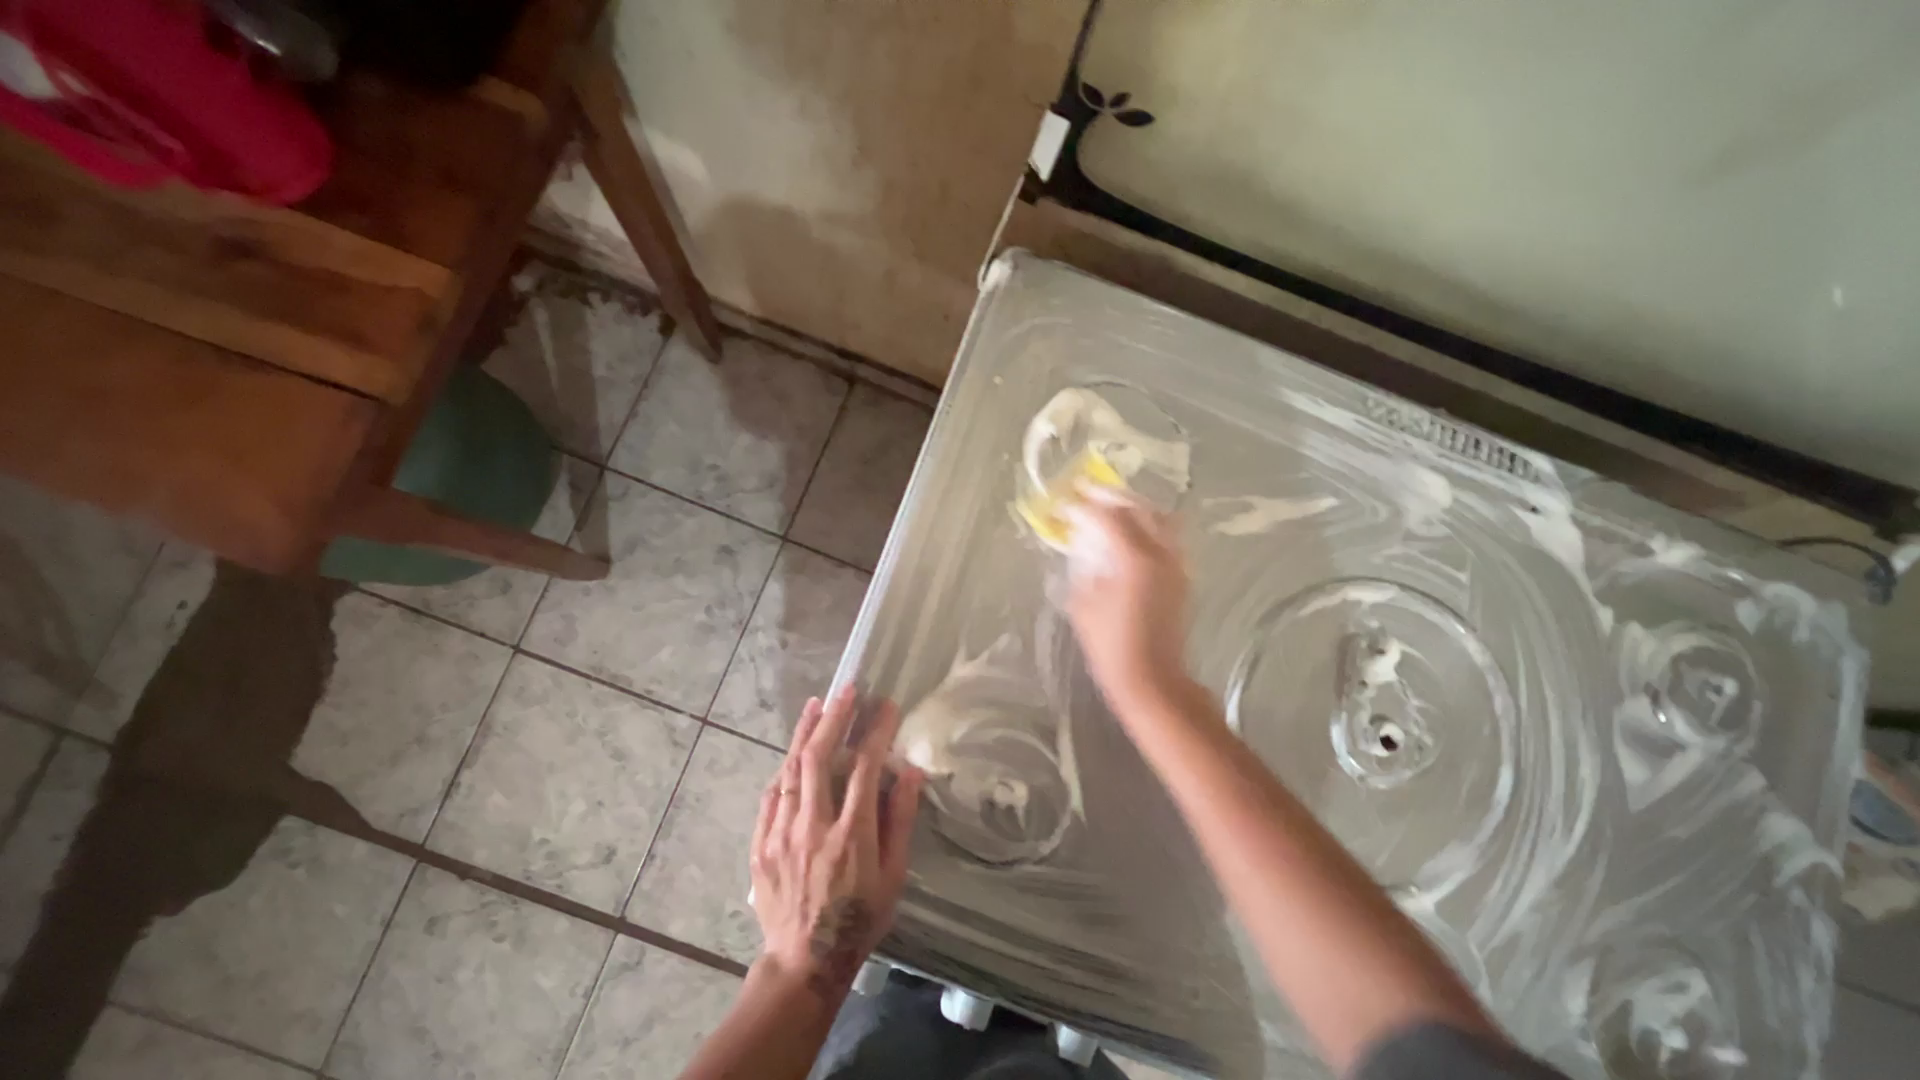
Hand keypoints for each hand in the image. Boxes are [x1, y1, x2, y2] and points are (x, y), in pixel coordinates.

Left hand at [750, 685, 924, 999]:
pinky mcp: (761, 844)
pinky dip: (784, 768)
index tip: (886, 706)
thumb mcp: (893, 877)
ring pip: (789, 770)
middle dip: (835, 718)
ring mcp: (780, 834)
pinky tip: (793, 752)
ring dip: (805, 733)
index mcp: (851, 835)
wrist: (805, 961)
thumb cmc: (859, 919)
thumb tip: (909, 772)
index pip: (863, 768)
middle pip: (818, 758)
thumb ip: (899, 822)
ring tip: (818, 705)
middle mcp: (812, 827)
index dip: (875, 731)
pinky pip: (771, 795)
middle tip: (848, 690)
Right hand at [1061, 493, 1193, 704]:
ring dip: (1134, 509)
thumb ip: (1083, 568)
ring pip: (1159, 519)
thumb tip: (1082, 549)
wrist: (1152, 679)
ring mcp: (1176, 564)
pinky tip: (1129, 539)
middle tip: (1089, 495)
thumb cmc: (1110, 647)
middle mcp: (1161, 553)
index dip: (1083, 505)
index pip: (1108, 516)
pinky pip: (1166, 538)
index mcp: (1134, 557)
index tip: (1065, 501)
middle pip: (1139, 508)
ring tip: (1111, 512)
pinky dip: (1147, 528)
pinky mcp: (1181, 578)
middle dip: (1112, 498)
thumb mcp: (1083, 604)